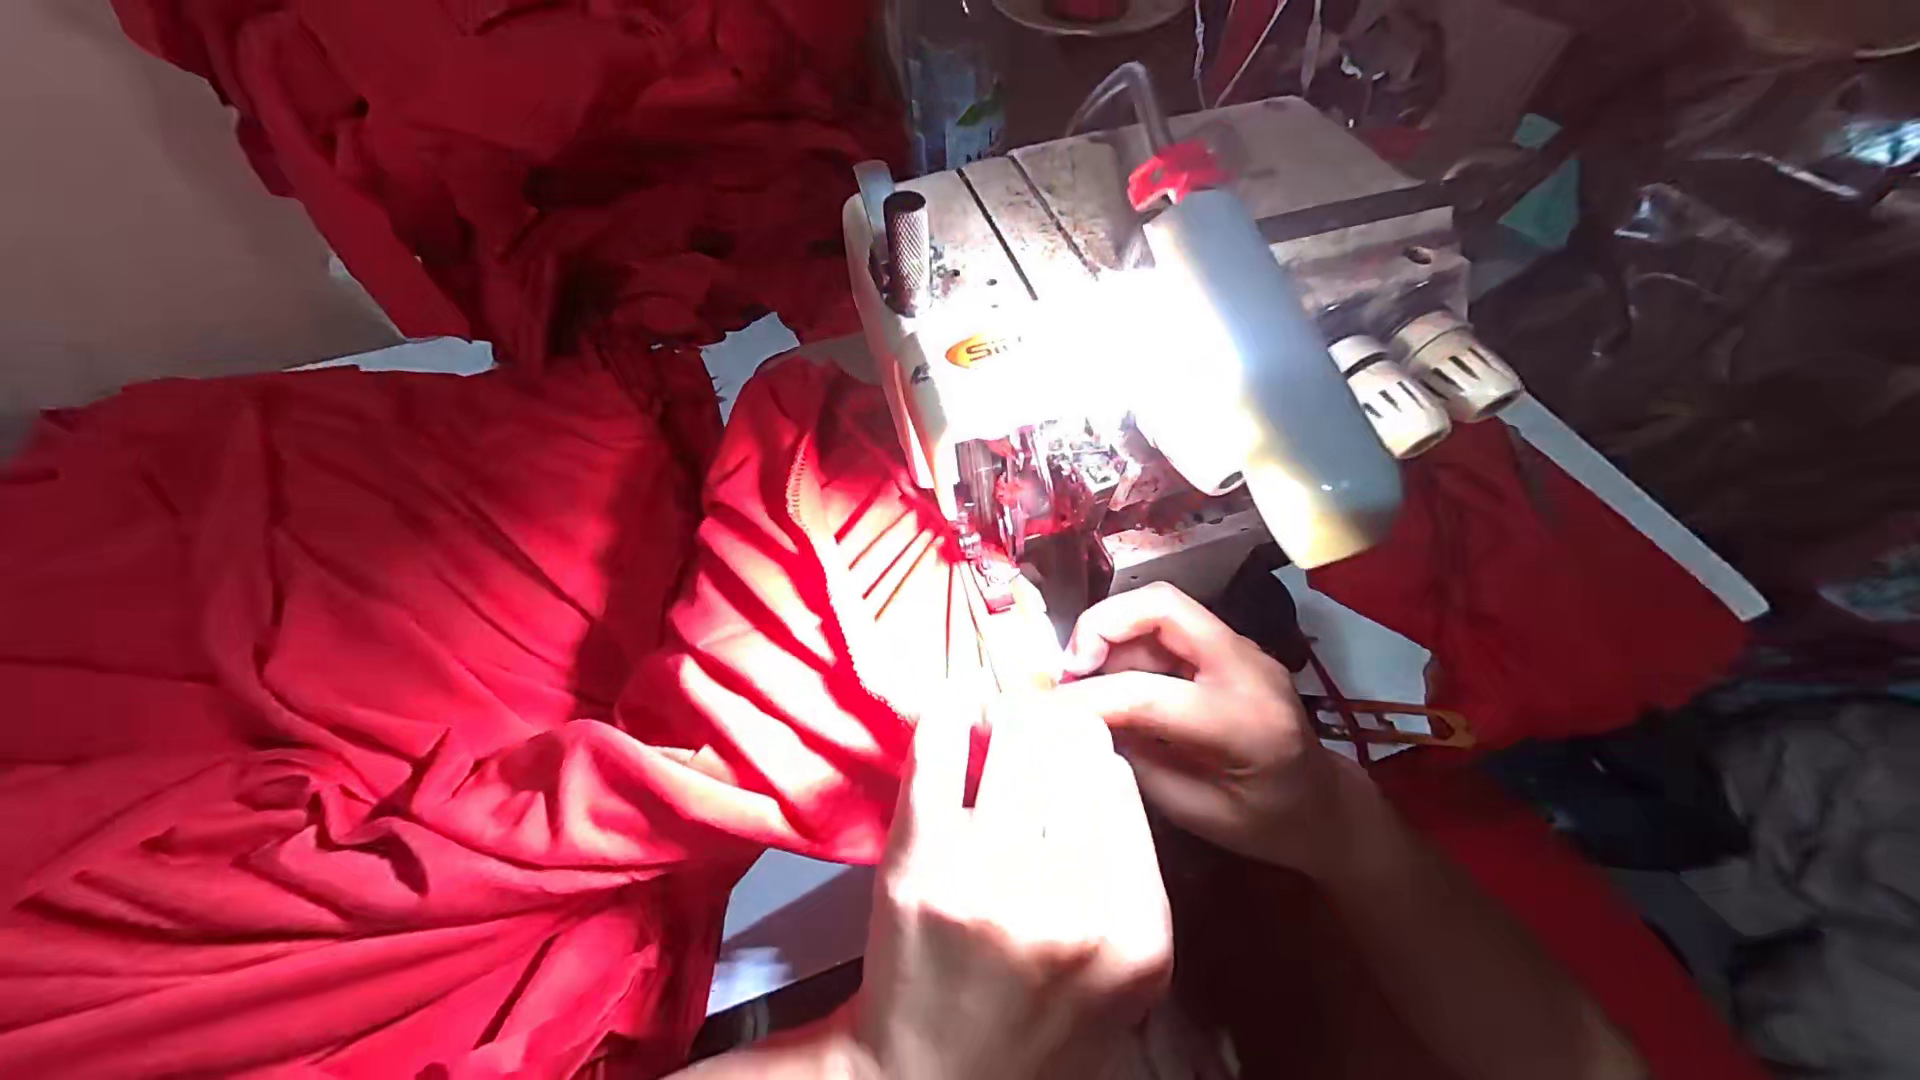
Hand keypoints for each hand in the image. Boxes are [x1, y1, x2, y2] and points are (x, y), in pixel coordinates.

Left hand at [854, 699, 1171, 1079]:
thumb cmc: (1032, 1016)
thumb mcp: (1118, 966)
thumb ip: (1127, 867)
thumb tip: (1100, 757)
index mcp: (1135, 934)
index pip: (1115, 783)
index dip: (1088, 747)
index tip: (1068, 733)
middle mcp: (1069, 907)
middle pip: (1068, 757)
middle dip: (1051, 724)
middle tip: (1032, 715)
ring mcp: (987, 884)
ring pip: (1014, 743)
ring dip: (1008, 717)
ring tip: (999, 713)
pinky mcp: (918, 867)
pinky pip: (939, 756)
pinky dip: (947, 714)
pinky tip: (955, 698)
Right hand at [1049, 582, 1383, 878]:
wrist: (1326, 806)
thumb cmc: (1266, 822)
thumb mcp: (1191, 811)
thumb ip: (1133, 760)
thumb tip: (1077, 722)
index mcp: (1243, 723)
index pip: (1148, 693)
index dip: (1088, 698)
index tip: (1046, 710)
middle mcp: (1246, 667)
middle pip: (1161, 605)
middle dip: (1100, 625)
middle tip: (1070, 668)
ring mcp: (1240, 649)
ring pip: (1159, 608)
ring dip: (1111, 635)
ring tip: (1086, 678)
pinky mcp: (1228, 646)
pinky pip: (1166, 627)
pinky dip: (1128, 644)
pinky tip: (1115, 679)